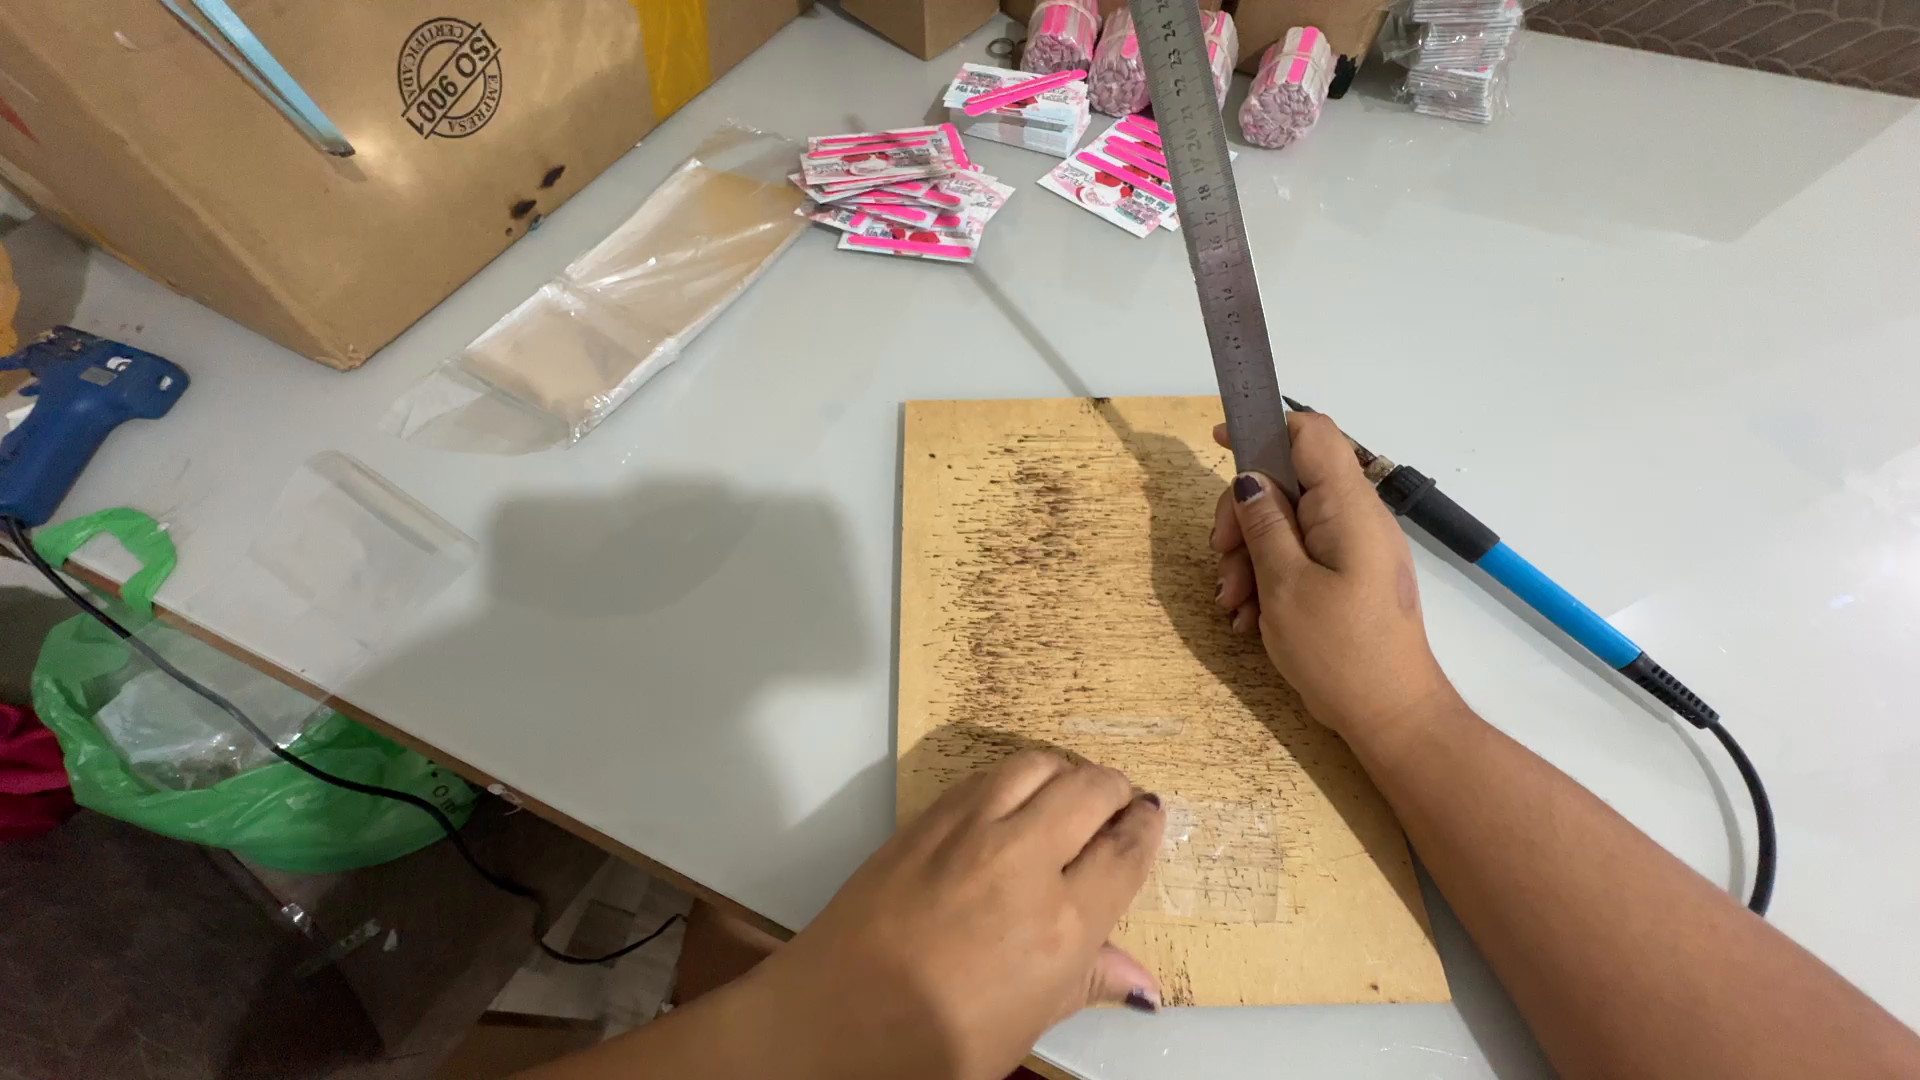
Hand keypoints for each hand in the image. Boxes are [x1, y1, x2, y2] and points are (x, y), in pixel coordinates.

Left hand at [746, 752, 1165, 1079]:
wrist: (835, 1017)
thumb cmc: (935, 1042)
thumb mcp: (1026, 1022)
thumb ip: (1086, 982)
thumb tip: (1141, 981)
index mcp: (1059, 924)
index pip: (1123, 850)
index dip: (1145, 825)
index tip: (1151, 814)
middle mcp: (1022, 859)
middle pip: (1090, 789)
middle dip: (1115, 789)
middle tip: (1119, 802)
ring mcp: (971, 828)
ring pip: (1038, 764)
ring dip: (1065, 771)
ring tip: (1070, 792)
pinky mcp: (930, 814)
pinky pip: (989, 775)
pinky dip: (1016, 776)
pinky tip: (1016, 797)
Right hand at [1210, 412, 1456, 740]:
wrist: (1391, 715)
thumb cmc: (1338, 650)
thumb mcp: (1285, 585)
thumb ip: (1264, 525)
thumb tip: (1249, 480)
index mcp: (1347, 509)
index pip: (1313, 434)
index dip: (1266, 427)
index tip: (1220, 443)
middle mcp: (1355, 518)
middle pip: (1288, 482)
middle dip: (1244, 515)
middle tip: (1221, 556)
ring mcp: (1353, 548)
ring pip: (1286, 523)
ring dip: (1249, 554)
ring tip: (1233, 603)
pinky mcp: (1348, 574)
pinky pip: (1299, 554)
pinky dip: (1268, 575)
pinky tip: (1249, 614)